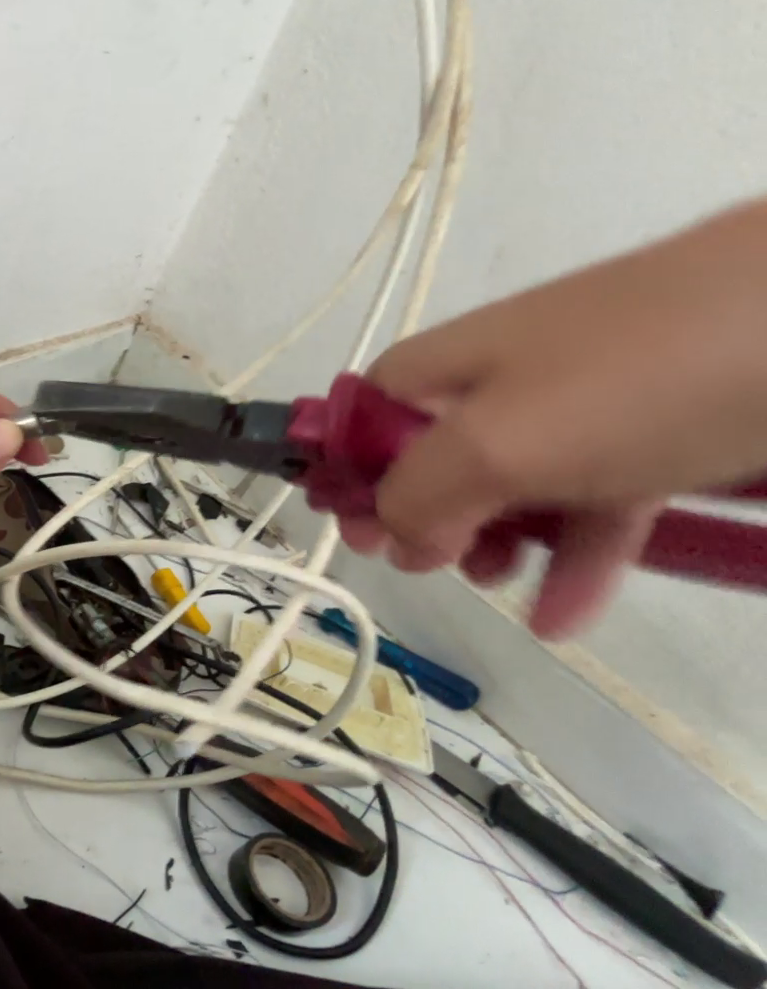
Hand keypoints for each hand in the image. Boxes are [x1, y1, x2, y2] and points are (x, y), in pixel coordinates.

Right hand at [341, 199, 766, 638]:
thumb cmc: (629, 379)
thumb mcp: (493, 445)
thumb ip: (416, 496)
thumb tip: (397, 536)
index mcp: (431, 373)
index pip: (355, 426)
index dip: (345, 481)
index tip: (356, 535)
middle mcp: (488, 387)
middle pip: (426, 463)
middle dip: (420, 521)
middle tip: (429, 566)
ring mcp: (570, 412)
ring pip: (506, 489)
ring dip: (490, 544)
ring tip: (498, 586)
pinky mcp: (646, 437)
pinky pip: (588, 505)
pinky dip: (571, 560)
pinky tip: (563, 618)